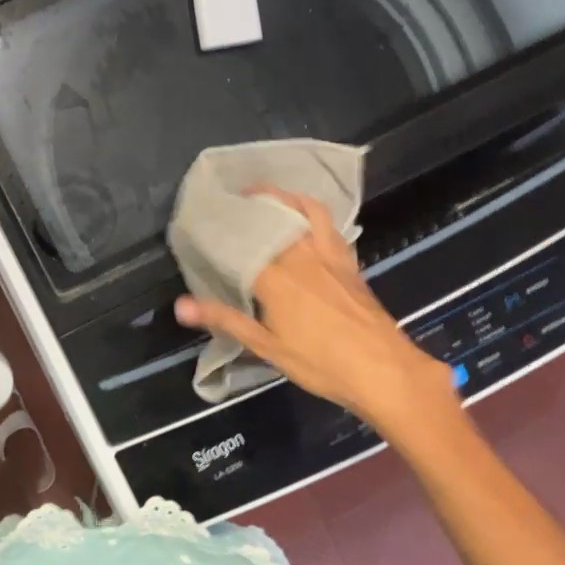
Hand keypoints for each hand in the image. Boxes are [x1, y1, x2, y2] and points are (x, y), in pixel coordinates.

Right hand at [174, 187, 464, 448]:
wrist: (383, 369)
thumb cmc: (320, 363)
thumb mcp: (267, 347)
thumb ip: (225, 319)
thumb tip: (181, 305)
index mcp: (274, 278)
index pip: (240, 245)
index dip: (219, 231)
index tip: (200, 222)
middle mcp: (299, 256)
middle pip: (268, 222)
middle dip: (244, 209)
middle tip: (223, 205)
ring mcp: (326, 254)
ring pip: (299, 212)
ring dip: (277, 198)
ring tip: (259, 194)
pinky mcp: (346, 260)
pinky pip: (326, 223)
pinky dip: (309, 208)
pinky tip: (302, 211)